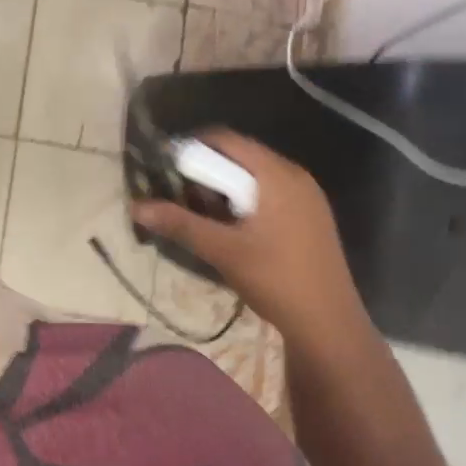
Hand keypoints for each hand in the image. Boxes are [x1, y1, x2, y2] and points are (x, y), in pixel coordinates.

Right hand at [131, 129, 368, 345]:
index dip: (192, 147)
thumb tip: (136, 207)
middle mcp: (295, 176)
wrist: (329, 324)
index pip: (227, 140)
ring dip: (223, 187)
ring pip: (253, 176)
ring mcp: (306, 197)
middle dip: (205, 170)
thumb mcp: (222, 250)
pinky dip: (243, 199)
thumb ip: (180, 224)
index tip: (165, 167)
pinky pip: (268, 192)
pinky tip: (230, 227)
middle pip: (240, 156)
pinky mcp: (309, 216)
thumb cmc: (276, 279)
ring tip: (199, 212)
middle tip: (178, 193)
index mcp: (277, 175)